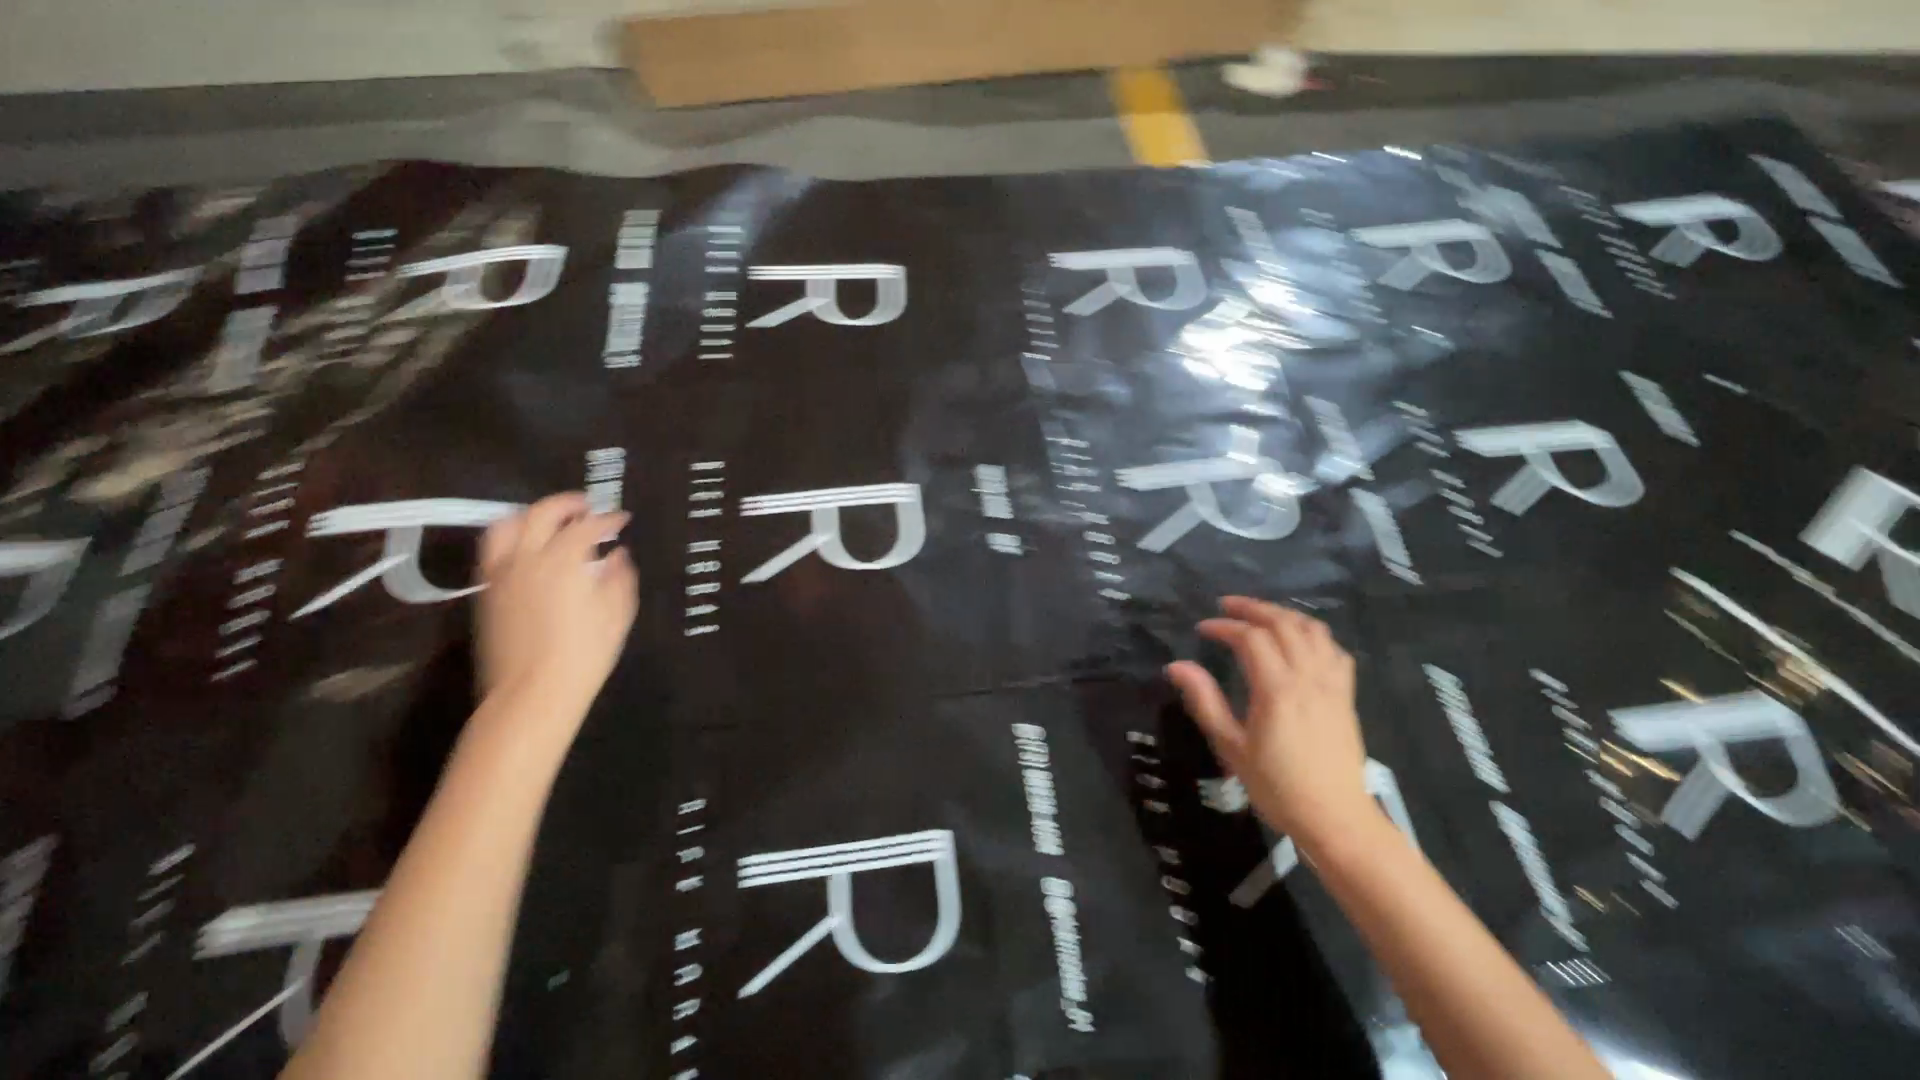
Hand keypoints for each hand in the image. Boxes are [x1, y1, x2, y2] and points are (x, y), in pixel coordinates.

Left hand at [474, 493, 637, 731]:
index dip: (608, 519)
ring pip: (507, 526)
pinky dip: (512, 540)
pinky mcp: (486, 593)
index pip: (588, 526)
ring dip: (529, 516)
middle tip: (585, 507)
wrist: (532, 694)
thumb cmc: (583, 656)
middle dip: (566, 504)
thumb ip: (619, 578)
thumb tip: (617, 556)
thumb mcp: (616, 617)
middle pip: (541, 513)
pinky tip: (526, 551)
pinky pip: (493, 551)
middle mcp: (528, 558)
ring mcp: (501, 574)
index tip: (621, 519)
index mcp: (564, 560)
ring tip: (547, 522)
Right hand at [1166, 596, 1372, 845]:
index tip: (1202, 628)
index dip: (1224, 626)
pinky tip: (1301, 641)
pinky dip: (1315, 635)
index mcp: (1277, 689)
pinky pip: (1335, 650)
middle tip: (1227, 606)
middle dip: (1253, 609)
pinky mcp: (1346, 695)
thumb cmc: (1276, 786)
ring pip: (1313, 631)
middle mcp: (1308, 677)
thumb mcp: (1231, 746)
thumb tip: (1177, 666)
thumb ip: (1205, 701)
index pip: (1250, 638)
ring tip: (1261, 616)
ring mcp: (1332, 684)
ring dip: (1284, 615)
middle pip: (1283, 624)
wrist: (1333, 816)